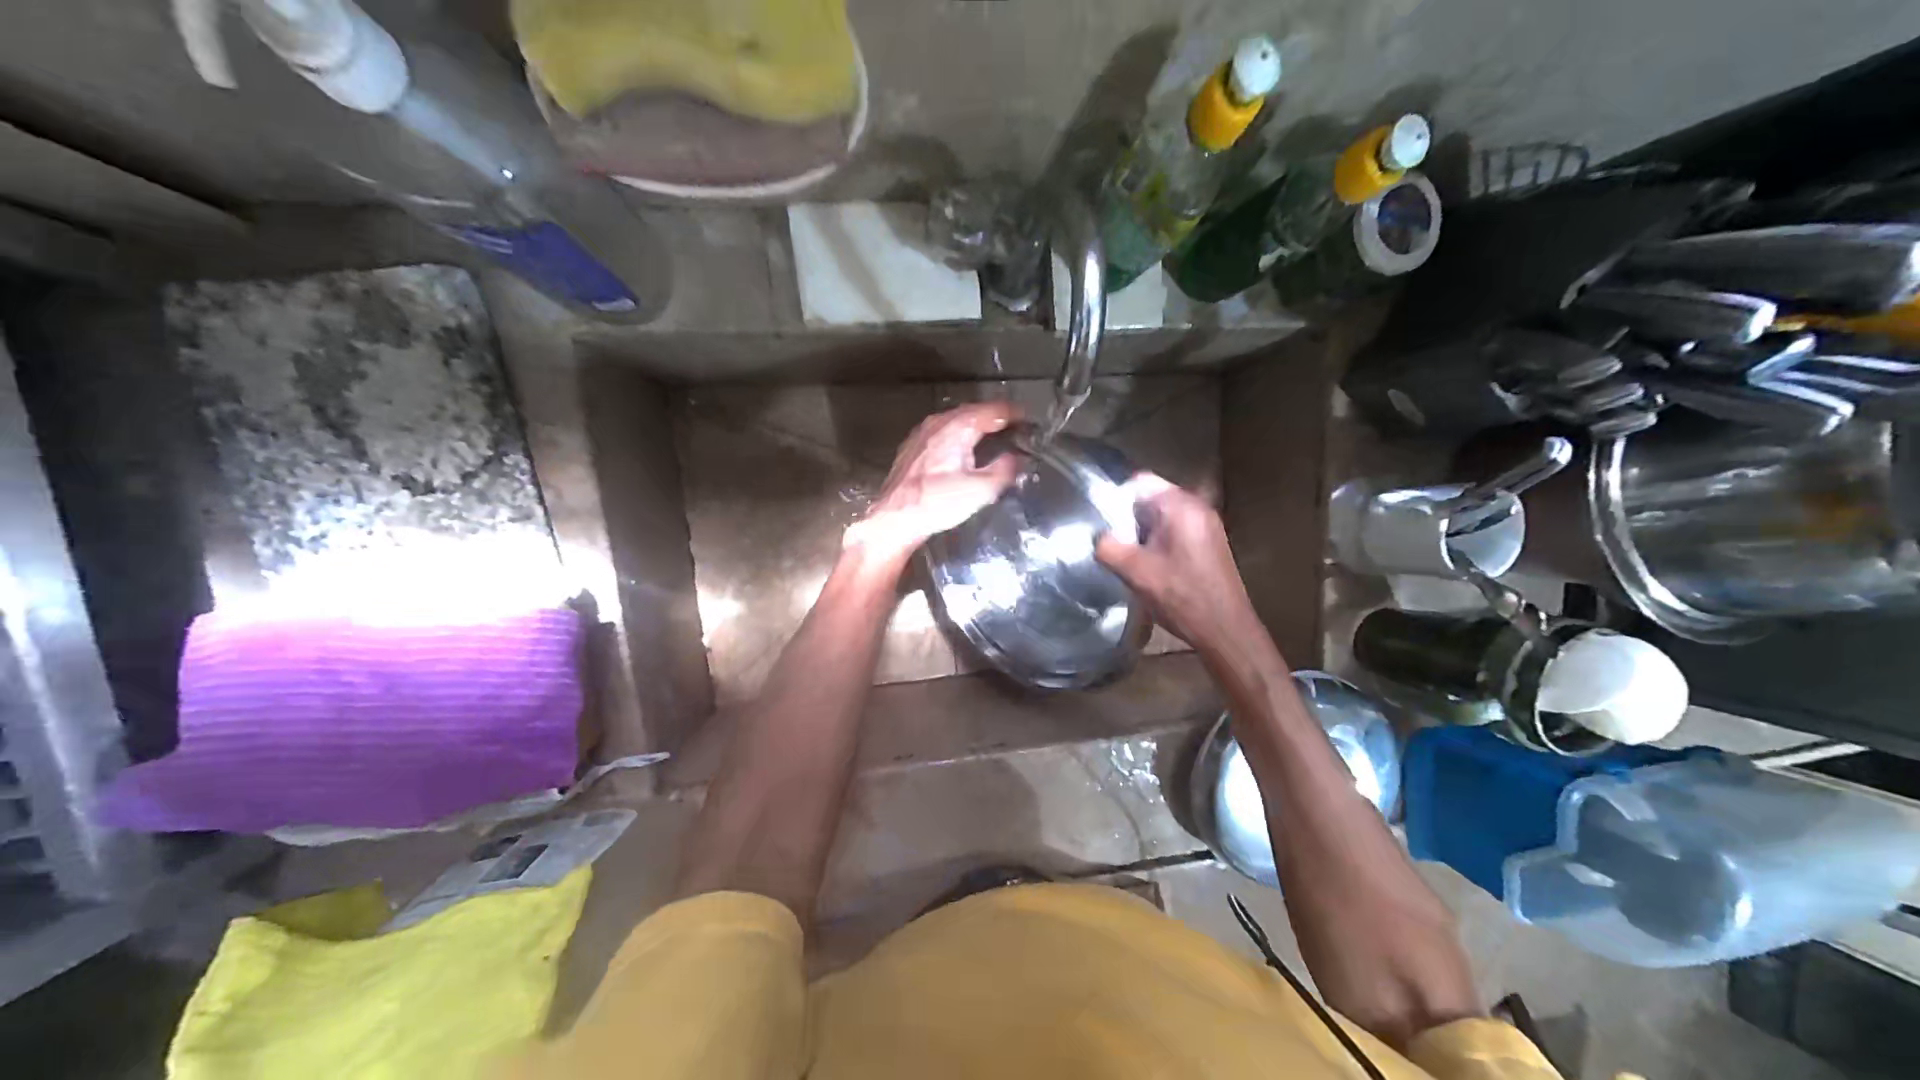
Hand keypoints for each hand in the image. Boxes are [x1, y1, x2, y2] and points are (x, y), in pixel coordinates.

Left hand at [845, 402, 1020, 561]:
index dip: (1014, 413)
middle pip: (974, 412)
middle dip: (995, 418)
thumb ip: (1005, 470)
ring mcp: (923, 434)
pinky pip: (942, 433)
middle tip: (1014, 427)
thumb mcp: (981, 490)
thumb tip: (1017, 459)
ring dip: (976, 427)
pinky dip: (958, 437)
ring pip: (956, 421)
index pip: (994, 410)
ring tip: (992, 437)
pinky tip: (962, 452)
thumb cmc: (935, 503)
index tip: (1028, 419)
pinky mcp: (913, 448)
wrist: (895, 518)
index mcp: (958, 427)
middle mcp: (938, 423)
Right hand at [1095, 473, 1263, 657]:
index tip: (1104, 525)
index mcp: (1180, 506)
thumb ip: (1107, 546)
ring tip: (1131, 560)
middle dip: (1128, 519)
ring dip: (1142, 534)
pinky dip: (1158, 543)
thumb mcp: (1134, 571)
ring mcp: (1206, 525)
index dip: (1116, 498)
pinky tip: (1152, 569)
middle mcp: (1197, 507)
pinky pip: (1175, 530)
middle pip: (1151, 498)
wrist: (1224, 629)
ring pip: (1161, 517)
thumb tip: (1098, 537)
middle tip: (1115, 545)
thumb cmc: (1181, 596)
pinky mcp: (1209, 543)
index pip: (1140, 482)